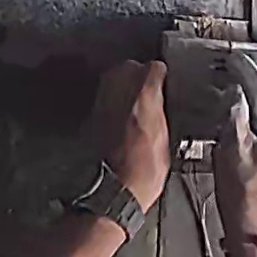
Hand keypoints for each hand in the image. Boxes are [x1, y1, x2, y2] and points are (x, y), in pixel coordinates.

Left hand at [88, 60, 169, 211]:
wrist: (113, 190)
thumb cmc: (143, 172)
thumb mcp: (166, 142)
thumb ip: (160, 116)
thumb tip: (158, 108)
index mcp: (145, 97)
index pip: (154, 68)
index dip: (160, 74)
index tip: (163, 79)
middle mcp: (121, 94)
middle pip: (129, 66)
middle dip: (138, 74)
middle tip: (146, 86)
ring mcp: (103, 102)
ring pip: (112, 76)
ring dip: (122, 83)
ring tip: (132, 97)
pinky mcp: (91, 115)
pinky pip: (103, 96)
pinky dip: (111, 99)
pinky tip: (119, 111)